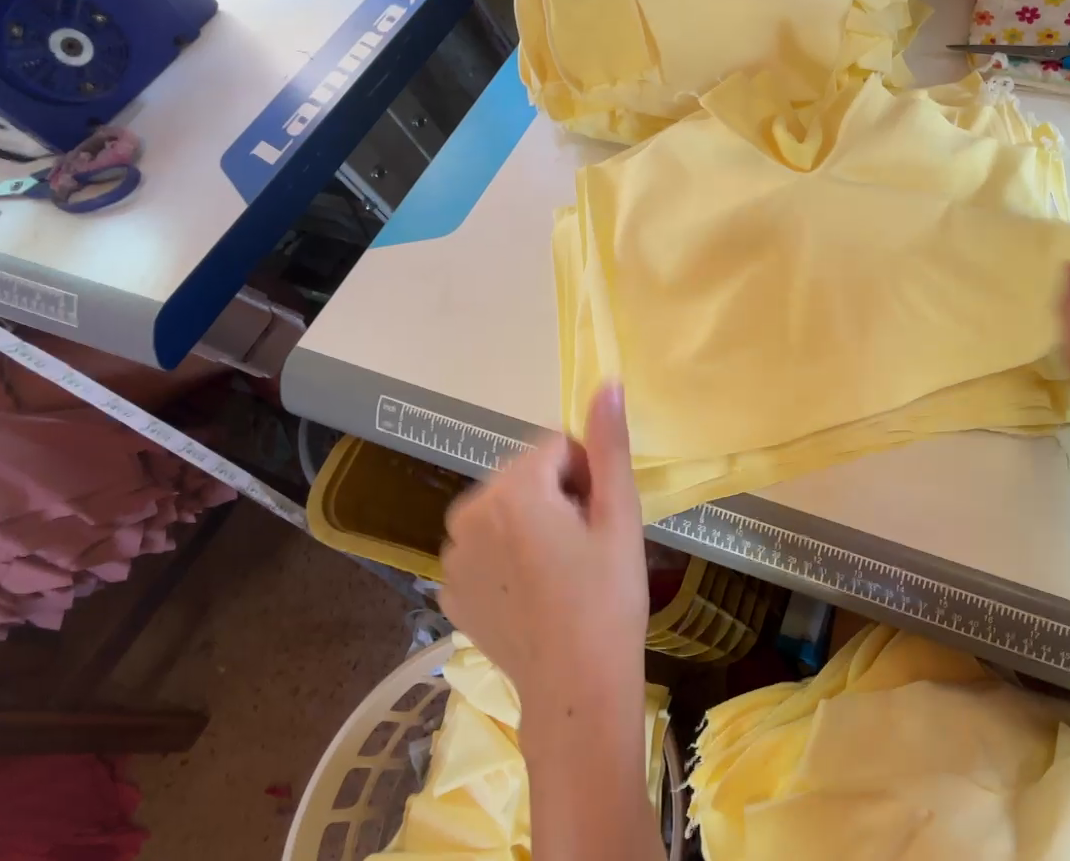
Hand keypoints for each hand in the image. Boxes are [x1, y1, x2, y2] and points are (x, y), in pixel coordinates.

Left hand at [440, 383, 648, 732]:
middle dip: (558, 496)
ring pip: (504, 509)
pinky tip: (534, 594)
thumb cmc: (609, 598)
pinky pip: (484, 547)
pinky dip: (508, 557)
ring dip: (532, 524)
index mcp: (512, 490)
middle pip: (526, 475)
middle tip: (587, 548)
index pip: (556, 447)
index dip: (588, 476)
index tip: (601, 520)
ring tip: (562, 571)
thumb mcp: (620, 517)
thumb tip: (606, 382)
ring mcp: (451, 556)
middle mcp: (468, 514)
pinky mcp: (449, 590)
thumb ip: (609, 445)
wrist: (576, 688)